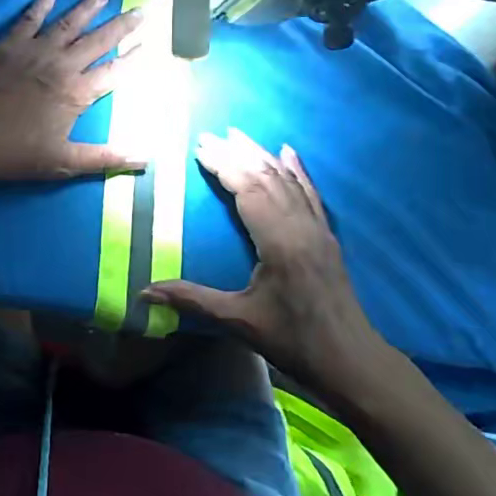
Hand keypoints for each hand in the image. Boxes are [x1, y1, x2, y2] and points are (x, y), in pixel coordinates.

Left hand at [0, 0, 146, 180]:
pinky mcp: (7, 46)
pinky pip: (28, 20)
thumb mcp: (62, 163)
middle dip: (121, 26)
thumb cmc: (12, 152)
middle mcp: (61, 66)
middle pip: (97, 41)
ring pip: (67, 24)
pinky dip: (39, 6)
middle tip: (140, 11)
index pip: (114, 73)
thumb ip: (104, 158)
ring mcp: (33, 52)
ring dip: (87, 9)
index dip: (133, 60)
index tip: (148, 45)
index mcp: (76, 94)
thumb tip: (144, 159)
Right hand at [140, 128, 399, 390]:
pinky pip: (310, 193)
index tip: (200, 147)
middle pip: (268, 178)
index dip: (224, 166)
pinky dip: (297, 170)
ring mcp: (318, 230)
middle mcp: (301, 228)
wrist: (351, 361)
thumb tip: (144, 291)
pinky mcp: (327, 237)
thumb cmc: (294, 341)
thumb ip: (192, 299)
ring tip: (239, 135)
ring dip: (262, 156)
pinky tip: (289, 152)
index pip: (249, 191)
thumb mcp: (239, 321)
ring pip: (289, 181)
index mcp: (280, 243)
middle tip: (209, 135)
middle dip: (238, 154)